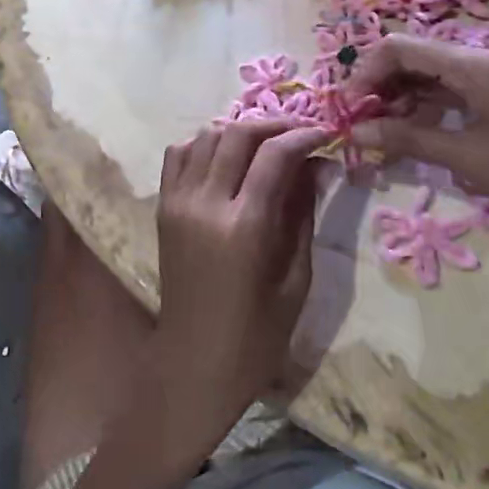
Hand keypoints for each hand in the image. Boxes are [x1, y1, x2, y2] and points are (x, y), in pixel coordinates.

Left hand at [153, 119, 331, 444]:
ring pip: (206, 136)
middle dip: (274, 124)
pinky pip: (178, 154)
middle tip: (299, 132)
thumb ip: (302, 214)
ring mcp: (178, 202)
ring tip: (266, 142)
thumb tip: (314, 165)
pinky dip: (204, 143)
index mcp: (244, 227)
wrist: (194, 364)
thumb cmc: (257, 334)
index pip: (274, 155)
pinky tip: (225, 156)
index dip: (303, 136)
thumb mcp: (296, 278)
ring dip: (239, 130)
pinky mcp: (163, 208)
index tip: (324, 134)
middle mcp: (205, 204)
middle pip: (237, 134)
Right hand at [346, 35, 488, 250]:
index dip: (364, 74)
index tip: (346, 110)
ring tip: (376, 135)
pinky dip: (422, 110)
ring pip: (427, 75)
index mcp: (472, 65)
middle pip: (410, 57)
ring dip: (397, 99)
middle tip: (356, 125)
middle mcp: (478, 60)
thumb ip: (407, 139)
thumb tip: (354, 132)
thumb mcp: (470, 158)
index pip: (398, 47)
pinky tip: (408, 136)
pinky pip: (447, 93)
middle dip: (377, 86)